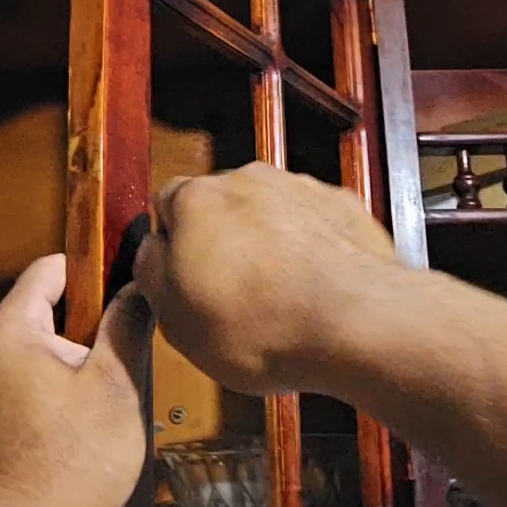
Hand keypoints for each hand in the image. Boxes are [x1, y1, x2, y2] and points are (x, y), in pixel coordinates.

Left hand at [0, 254, 150, 506]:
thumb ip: (126, 327)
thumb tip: (139, 286)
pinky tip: (92, 421)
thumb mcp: (114, 387)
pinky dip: (66, 387)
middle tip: (132, 349)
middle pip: (50, 307)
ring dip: (84, 359)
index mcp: (12, 330)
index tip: (132, 286)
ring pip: (47, 348)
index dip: (96, 270)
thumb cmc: (68, 464)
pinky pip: (35, 380)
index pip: (53, 267)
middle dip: (95, 323)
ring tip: (117, 390)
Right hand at [135, 162, 399, 395]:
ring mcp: (298, 189)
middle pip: (221, 206)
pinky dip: (310, 248)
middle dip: (223, 242)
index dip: (172, 246)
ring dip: (268, 245)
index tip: (183, 276)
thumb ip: (152, 274)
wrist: (354, 324)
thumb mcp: (175, 319)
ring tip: (278, 299)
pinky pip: (312, 224)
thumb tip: (152, 254)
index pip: (165, 205)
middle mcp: (248, 181)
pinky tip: (312, 289)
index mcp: (196, 199)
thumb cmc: (266, 326)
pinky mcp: (341, 206)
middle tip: (230, 294)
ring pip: (269, 213)